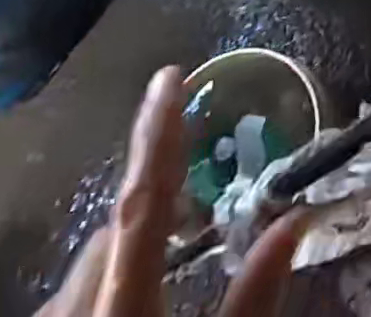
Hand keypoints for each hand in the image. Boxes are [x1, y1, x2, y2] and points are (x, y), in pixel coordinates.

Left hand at [35, 67, 306, 316]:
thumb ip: (255, 296)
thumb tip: (295, 219)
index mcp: (124, 311)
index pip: (140, 205)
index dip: (156, 134)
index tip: (170, 76)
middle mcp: (74, 309)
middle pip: (118, 228)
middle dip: (157, 204)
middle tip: (196, 220)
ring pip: (94, 261)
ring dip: (132, 250)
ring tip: (166, 274)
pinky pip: (76, 293)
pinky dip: (109, 282)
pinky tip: (127, 307)